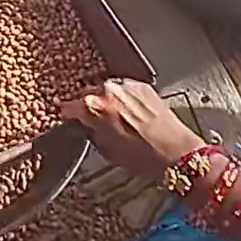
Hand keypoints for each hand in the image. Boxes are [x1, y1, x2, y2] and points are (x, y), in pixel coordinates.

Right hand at [60, 79, 205, 179]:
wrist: (175, 151)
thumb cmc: (144, 155)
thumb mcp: (107, 150)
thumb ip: (93, 132)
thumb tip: (89, 125)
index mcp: (94, 108)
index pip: (70, 105)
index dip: (67, 111)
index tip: (66, 114)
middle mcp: (109, 91)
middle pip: (87, 93)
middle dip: (86, 104)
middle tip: (88, 116)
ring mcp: (126, 86)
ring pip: (106, 88)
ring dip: (104, 98)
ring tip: (111, 115)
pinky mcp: (142, 86)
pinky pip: (123, 87)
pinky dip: (121, 96)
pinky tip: (127, 111)